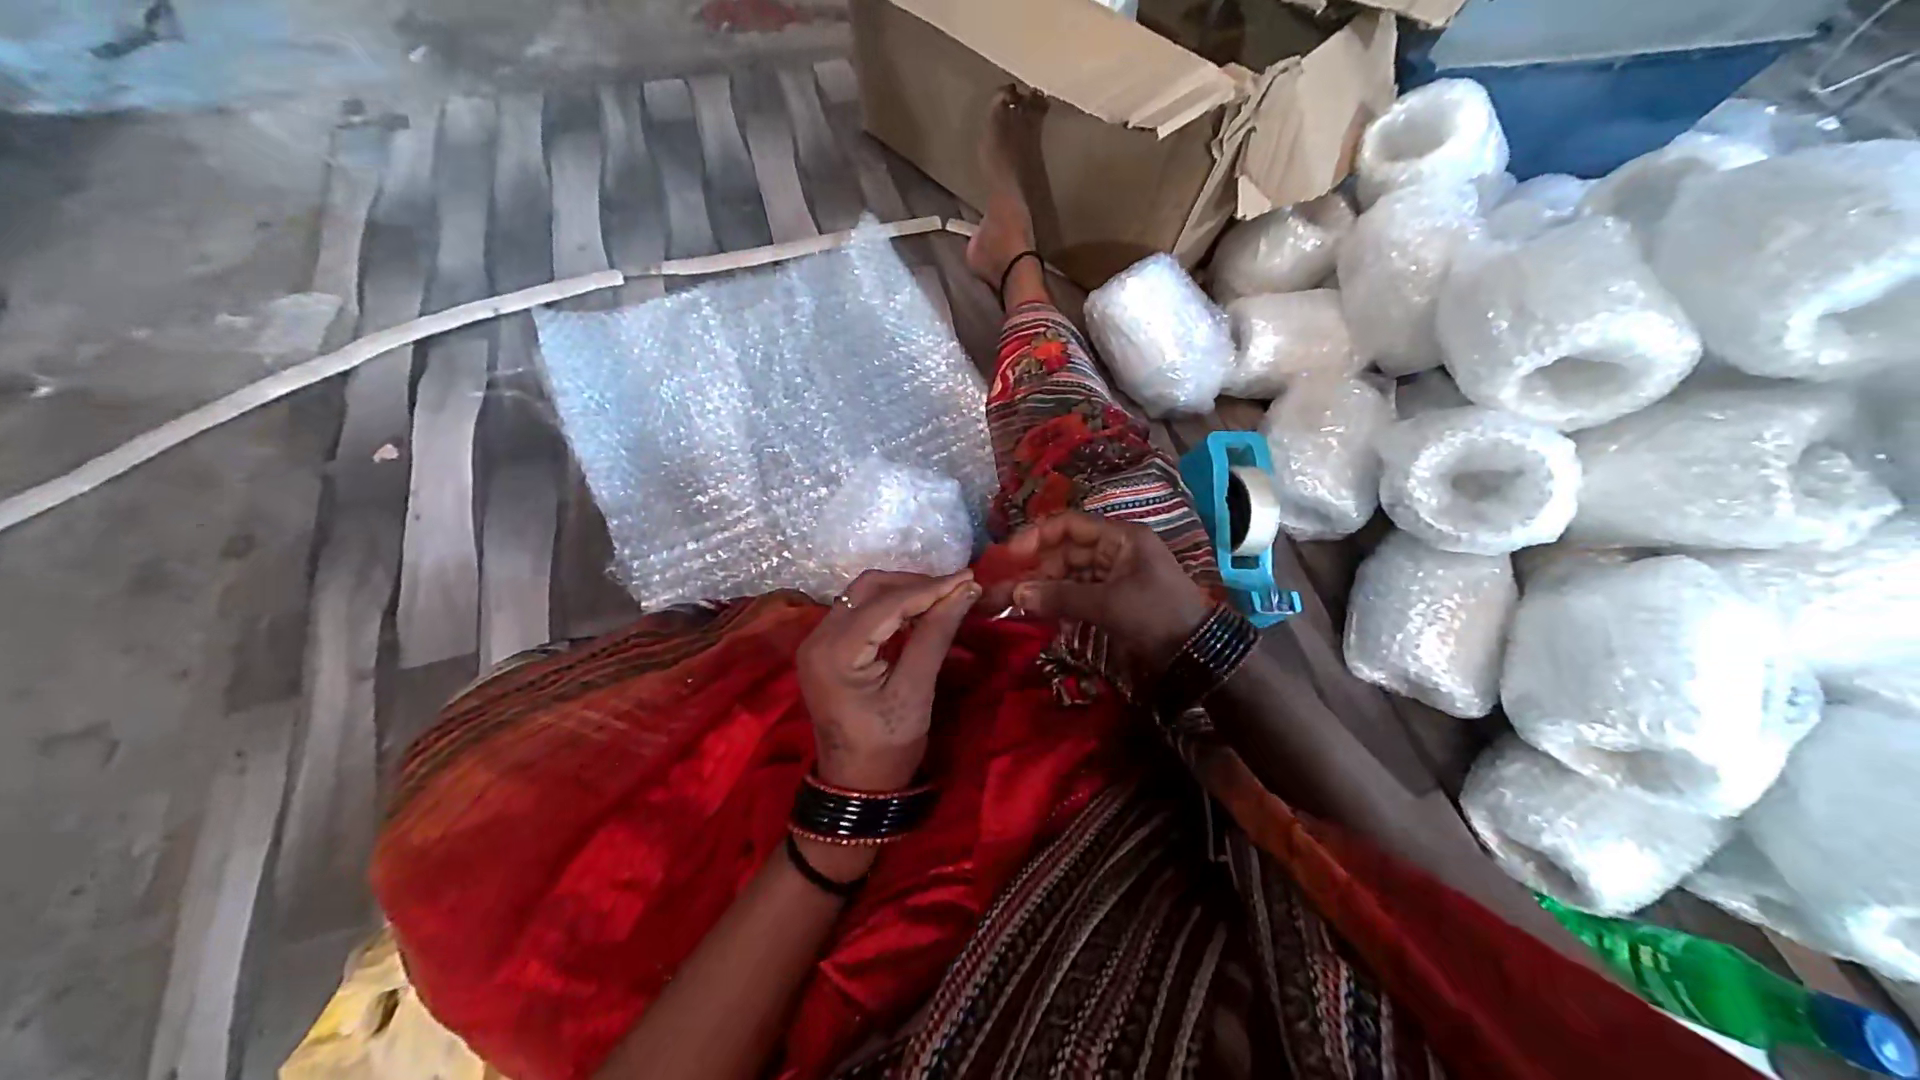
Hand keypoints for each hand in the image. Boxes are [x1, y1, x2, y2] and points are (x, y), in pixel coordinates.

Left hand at [796, 569, 980, 793]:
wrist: (855, 783)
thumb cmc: (886, 746)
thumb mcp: (915, 692)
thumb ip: (935, 635)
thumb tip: (964, 591)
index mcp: (834, 652)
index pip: (886, 603)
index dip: (930, 587)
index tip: (969, 578)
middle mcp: (817, 637)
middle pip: (868, 588)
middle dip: (914, 584)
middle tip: (956, 590)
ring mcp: (817, 640)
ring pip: (862, 595)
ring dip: (903, 592)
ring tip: (942, 599)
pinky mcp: (825, 646)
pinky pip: (858, 611)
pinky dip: (890, 606)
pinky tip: (918, 613)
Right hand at [983, 512, 1213, 671]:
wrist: (1197, 653)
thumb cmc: (1156, 614)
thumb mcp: (1108, 603)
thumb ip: (1060, 596)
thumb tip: (1016, 593)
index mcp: (1120, 538)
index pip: (1069, 525)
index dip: (1036, 536)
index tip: (1010, 555)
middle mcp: (1114, 551)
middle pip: (1064, 552)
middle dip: (1034, 570)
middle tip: (1003, 588)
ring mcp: (1112, 576)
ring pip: (1067, 576)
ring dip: (1042, 589)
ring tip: (1013, 604)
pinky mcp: (1111, 600)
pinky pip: (1077, 595)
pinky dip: (1058, 604)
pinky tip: (1040, 616)